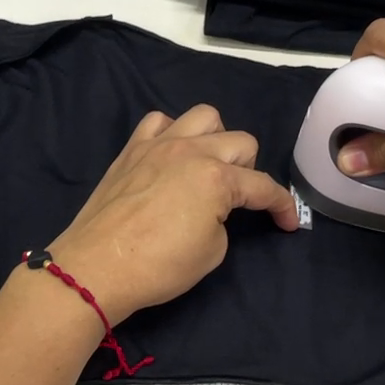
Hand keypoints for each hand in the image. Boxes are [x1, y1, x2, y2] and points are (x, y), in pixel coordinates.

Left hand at [48, 105, 299, 324]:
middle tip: (239, 200)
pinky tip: (171, 156)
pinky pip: (159, 121)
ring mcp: (158, 144)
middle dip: (250, 171)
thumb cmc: (159, 267)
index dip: (281, 205)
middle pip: (241, 141)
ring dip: (216, 139)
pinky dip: (172, 133)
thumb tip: (214, 209)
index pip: (263, 186)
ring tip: (208, 167)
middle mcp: (191, 150)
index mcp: (217, 178)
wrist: (96, 267)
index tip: (288, 223)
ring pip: (204, 117)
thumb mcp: (211, 252)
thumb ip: (223, 220)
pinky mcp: (131, 149)